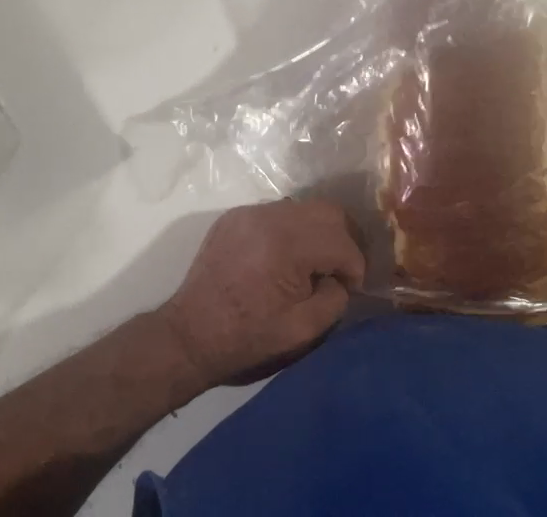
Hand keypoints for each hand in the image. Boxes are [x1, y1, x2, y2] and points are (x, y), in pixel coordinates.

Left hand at [157, 200, 366, 388]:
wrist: (190, 335)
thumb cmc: (247, 337)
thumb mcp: (303, 330)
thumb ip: (335, 299)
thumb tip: (339, 278)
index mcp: (287, 245)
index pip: (340, 241)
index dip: (355, 265)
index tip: (352, 287)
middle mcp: (269, 218)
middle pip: (327, 211)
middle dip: (343, 238)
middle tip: (342, 268)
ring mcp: (249, 213)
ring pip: (303, 208)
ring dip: (317, 232)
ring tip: (314, 263)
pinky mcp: (234, 217)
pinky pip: (276, 213)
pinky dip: (290, 230)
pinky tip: (284, 257)